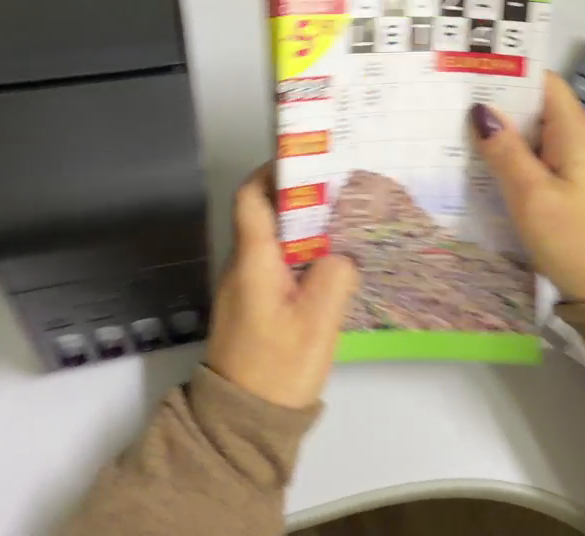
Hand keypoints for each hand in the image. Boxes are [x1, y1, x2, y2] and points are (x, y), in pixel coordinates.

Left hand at [204, 166, 359, 409]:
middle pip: (265, 213)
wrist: (241, 423)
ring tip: (343, 222)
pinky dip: (300, 254)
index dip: (272, 172)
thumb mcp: (316, 324)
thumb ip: (334, 278)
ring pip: (273, 240)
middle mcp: (242, 265)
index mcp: (253, 261)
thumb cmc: (276, 369)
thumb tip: (343, 253)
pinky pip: (276, 264)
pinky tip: (330, 264)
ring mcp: (245, 286)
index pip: (251, 197)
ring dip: (303, 227)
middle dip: (299, 196)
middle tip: (340, 189)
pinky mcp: (253, 305)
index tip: (305, 160)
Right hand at [471, 75, 584, 304]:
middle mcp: (578, 139)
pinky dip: (509, 155)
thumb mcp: (532, 195)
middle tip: (448, 100)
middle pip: (534, 105)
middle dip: (496, 101)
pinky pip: (535, 157)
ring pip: (531, 133)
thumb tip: (480, 109)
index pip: (542, 81)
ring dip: (500, 131)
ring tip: (453, 126)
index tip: (468, 72)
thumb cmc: (573, 240)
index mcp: (575, 132)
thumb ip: (505, 150)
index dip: (508, 73)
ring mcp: (574, 163)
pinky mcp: (569, 184)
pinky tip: (479, 163)